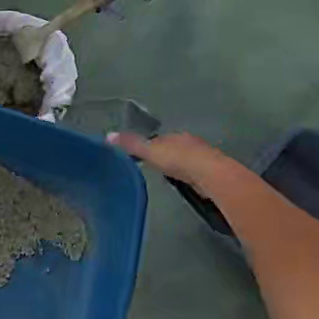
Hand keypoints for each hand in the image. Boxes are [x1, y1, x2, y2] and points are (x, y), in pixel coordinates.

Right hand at [107, 131, 250, 197]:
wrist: (209, 174)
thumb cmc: (178, 160)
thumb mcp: (149, 151)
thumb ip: (131, 144)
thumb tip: (108, 135)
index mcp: (175, 135)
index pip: (159, 139)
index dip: (150, 146)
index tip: (141, 156)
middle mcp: (190, 142)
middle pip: (174, 147)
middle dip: (166, 155)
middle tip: (154, 167)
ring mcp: (202, 156)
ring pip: (186, 158)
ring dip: (178, 165)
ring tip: (168, 176)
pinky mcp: (210, 171)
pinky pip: (195, 170)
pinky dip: (188, 175)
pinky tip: (184, 182)